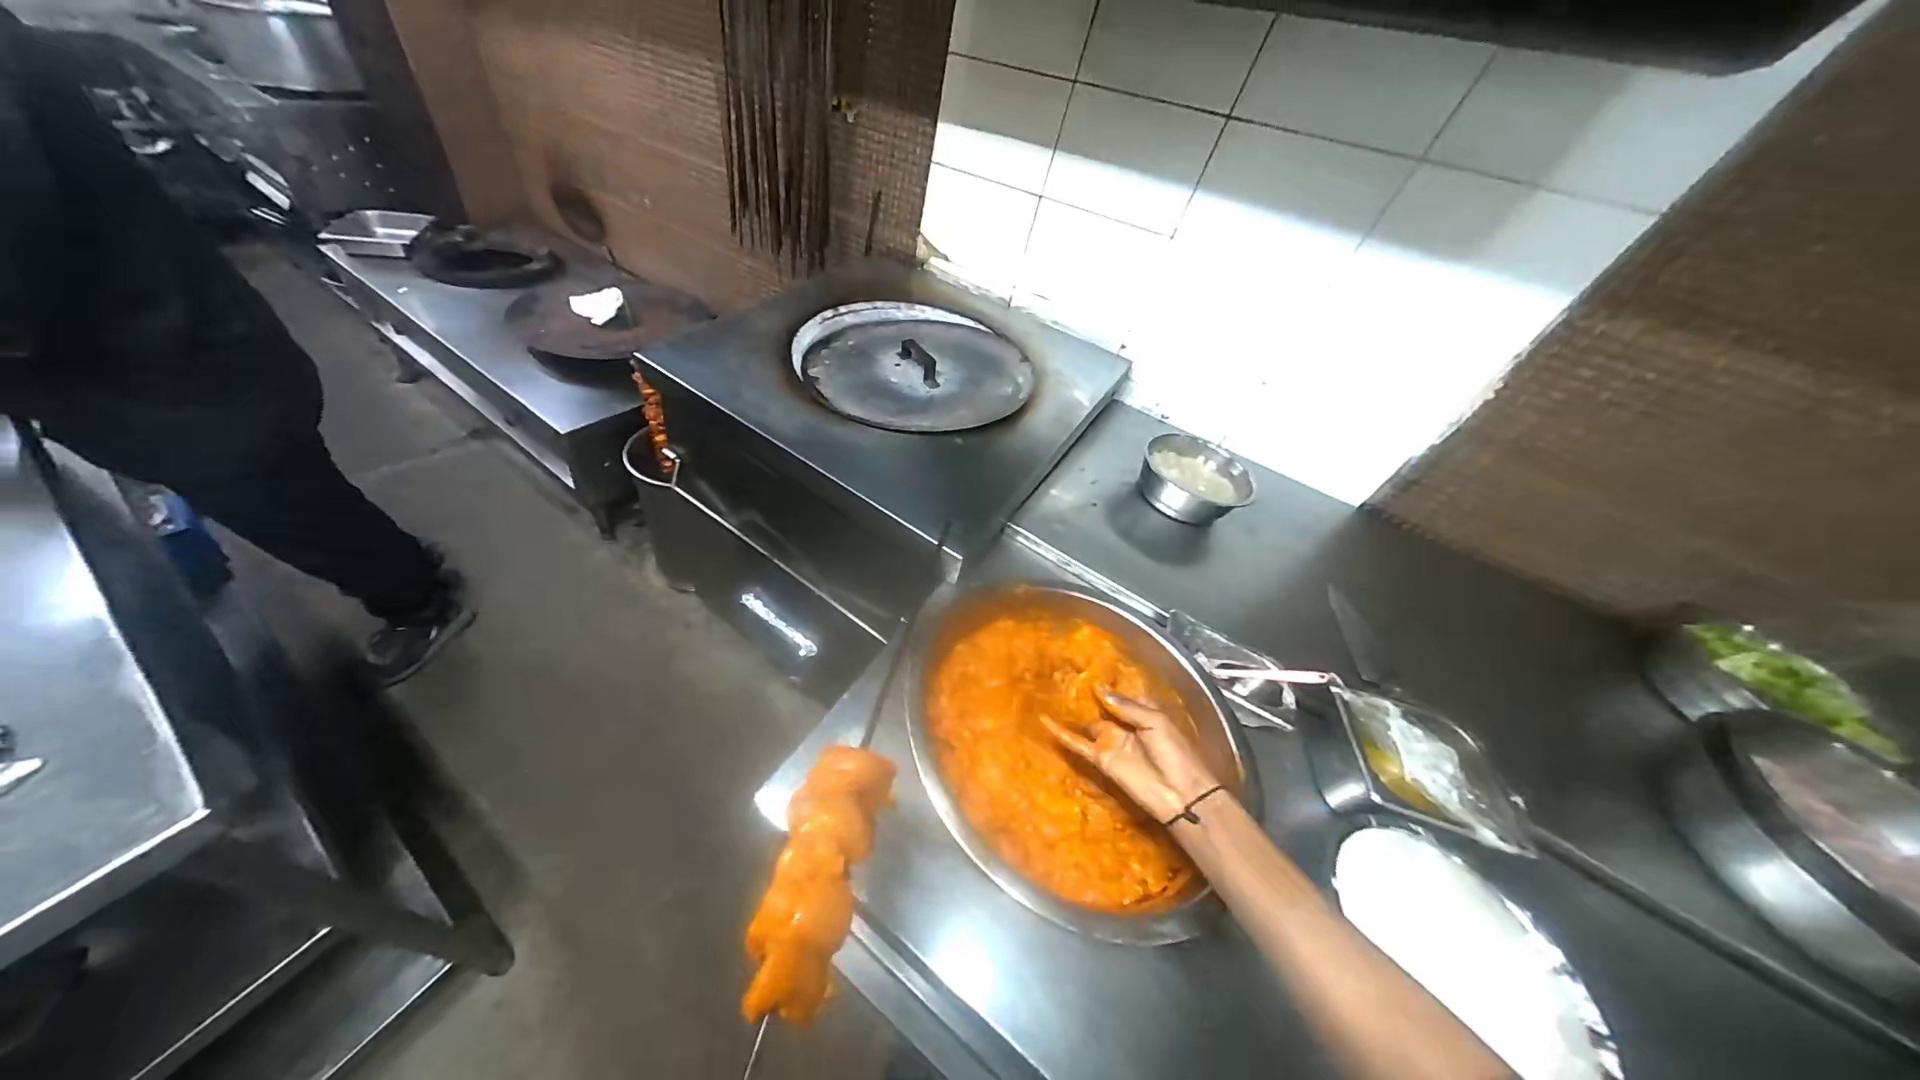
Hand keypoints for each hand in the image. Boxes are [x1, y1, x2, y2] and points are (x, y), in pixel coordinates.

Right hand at [1042, 689, 1221, 823]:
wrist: (1181, 793)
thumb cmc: (1175, 753)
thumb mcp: (1155, 722)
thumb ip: (1126, 706)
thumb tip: (1099, 690)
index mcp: (1143, 711)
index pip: (1121, 693)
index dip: (1107, 684)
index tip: (1086, 669)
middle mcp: (1124, 724)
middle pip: (1101, 707)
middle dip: (1084, 696)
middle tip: (1061, 678)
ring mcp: (1111, 741)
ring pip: (1087, 723)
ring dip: (1071, 713)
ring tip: (1047, 696)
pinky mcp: (1101, 759)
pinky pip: (1079, 744)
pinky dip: (1062, 734)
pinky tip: (1046, 723)